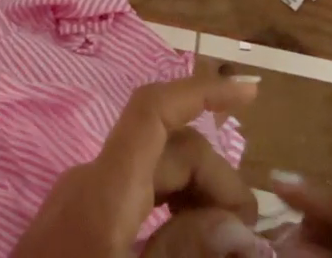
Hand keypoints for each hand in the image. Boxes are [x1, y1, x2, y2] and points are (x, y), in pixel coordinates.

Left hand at [12, 74, 263, 257]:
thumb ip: (187, 251)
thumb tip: (235, 224)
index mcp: (104, 187)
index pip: (153, 110)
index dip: (203, 90)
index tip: (252, 93)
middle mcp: (91, 178)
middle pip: (169, 150)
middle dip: (218, 182)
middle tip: (248, 243)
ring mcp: (82, 198)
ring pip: (156, 173)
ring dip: (199, 197)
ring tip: (227, 245)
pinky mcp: (80, 221)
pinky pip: (137, 197)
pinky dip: (173, 210)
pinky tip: (192, 242)